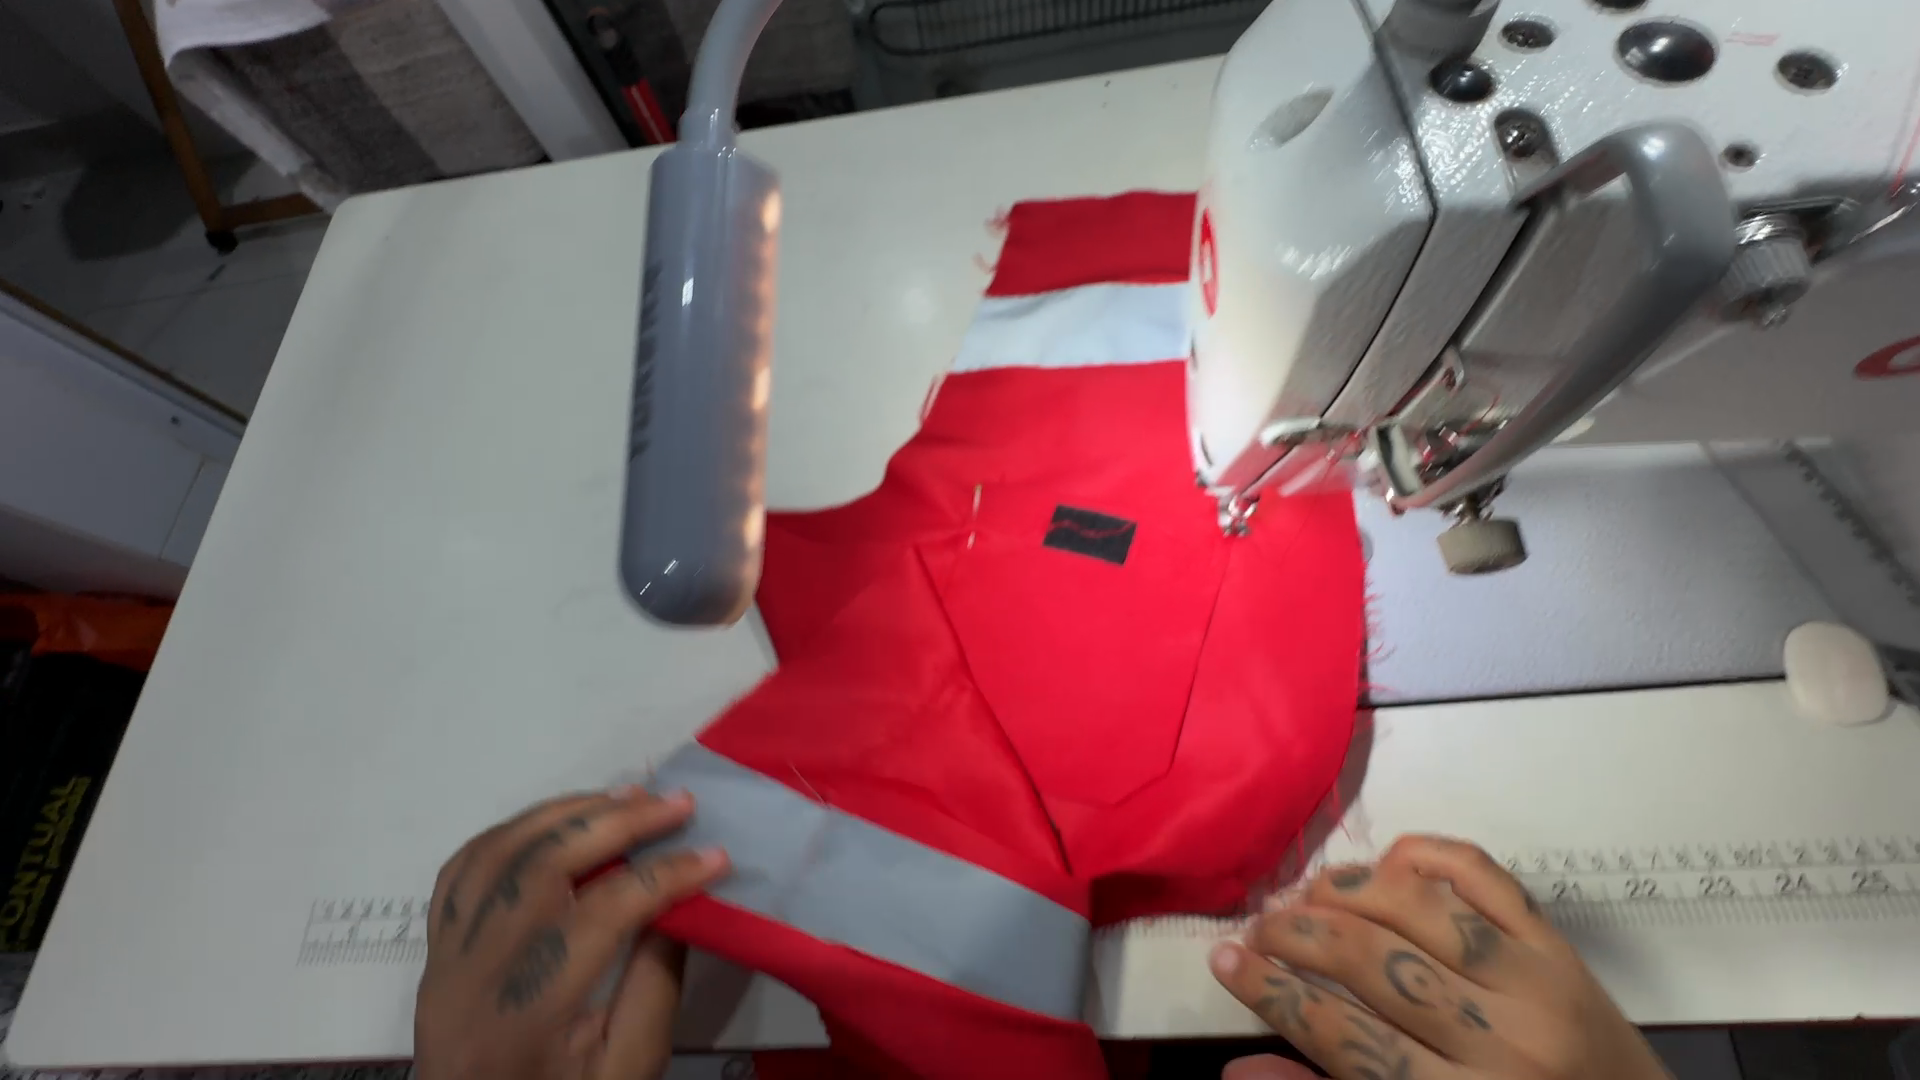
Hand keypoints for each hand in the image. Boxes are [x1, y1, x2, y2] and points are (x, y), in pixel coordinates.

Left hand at [416, 787, 728, 1079]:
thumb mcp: (628, 1070)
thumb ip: (657, 982)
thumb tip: (682, 897)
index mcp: (524, 1018)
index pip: (600, 915)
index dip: (665, 876)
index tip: (717, 856)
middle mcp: (469, 978)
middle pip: (540, 866)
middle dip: (619, 821)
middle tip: (678, 804)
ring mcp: (443, 959)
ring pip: (498, 851)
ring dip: (569, 811)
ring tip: (629, 797)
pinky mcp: (437, 949)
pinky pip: (465, 867)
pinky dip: (518, 829)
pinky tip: (564, 821)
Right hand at [1210, 836, 1671, 1079]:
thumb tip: (1232, 1070)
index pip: (1342, 1036)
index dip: (1269, 991)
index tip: (1222, 958)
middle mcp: (1506, 1041)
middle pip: (1372, 962)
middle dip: (1295, 933)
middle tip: (1259, 926)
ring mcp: (1537, 981)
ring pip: (1416, 905)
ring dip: (1345, 889)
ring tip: (1307, 895)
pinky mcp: (1558, 941)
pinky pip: (1478, 871)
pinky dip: (1420, 851)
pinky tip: (1383, 867)